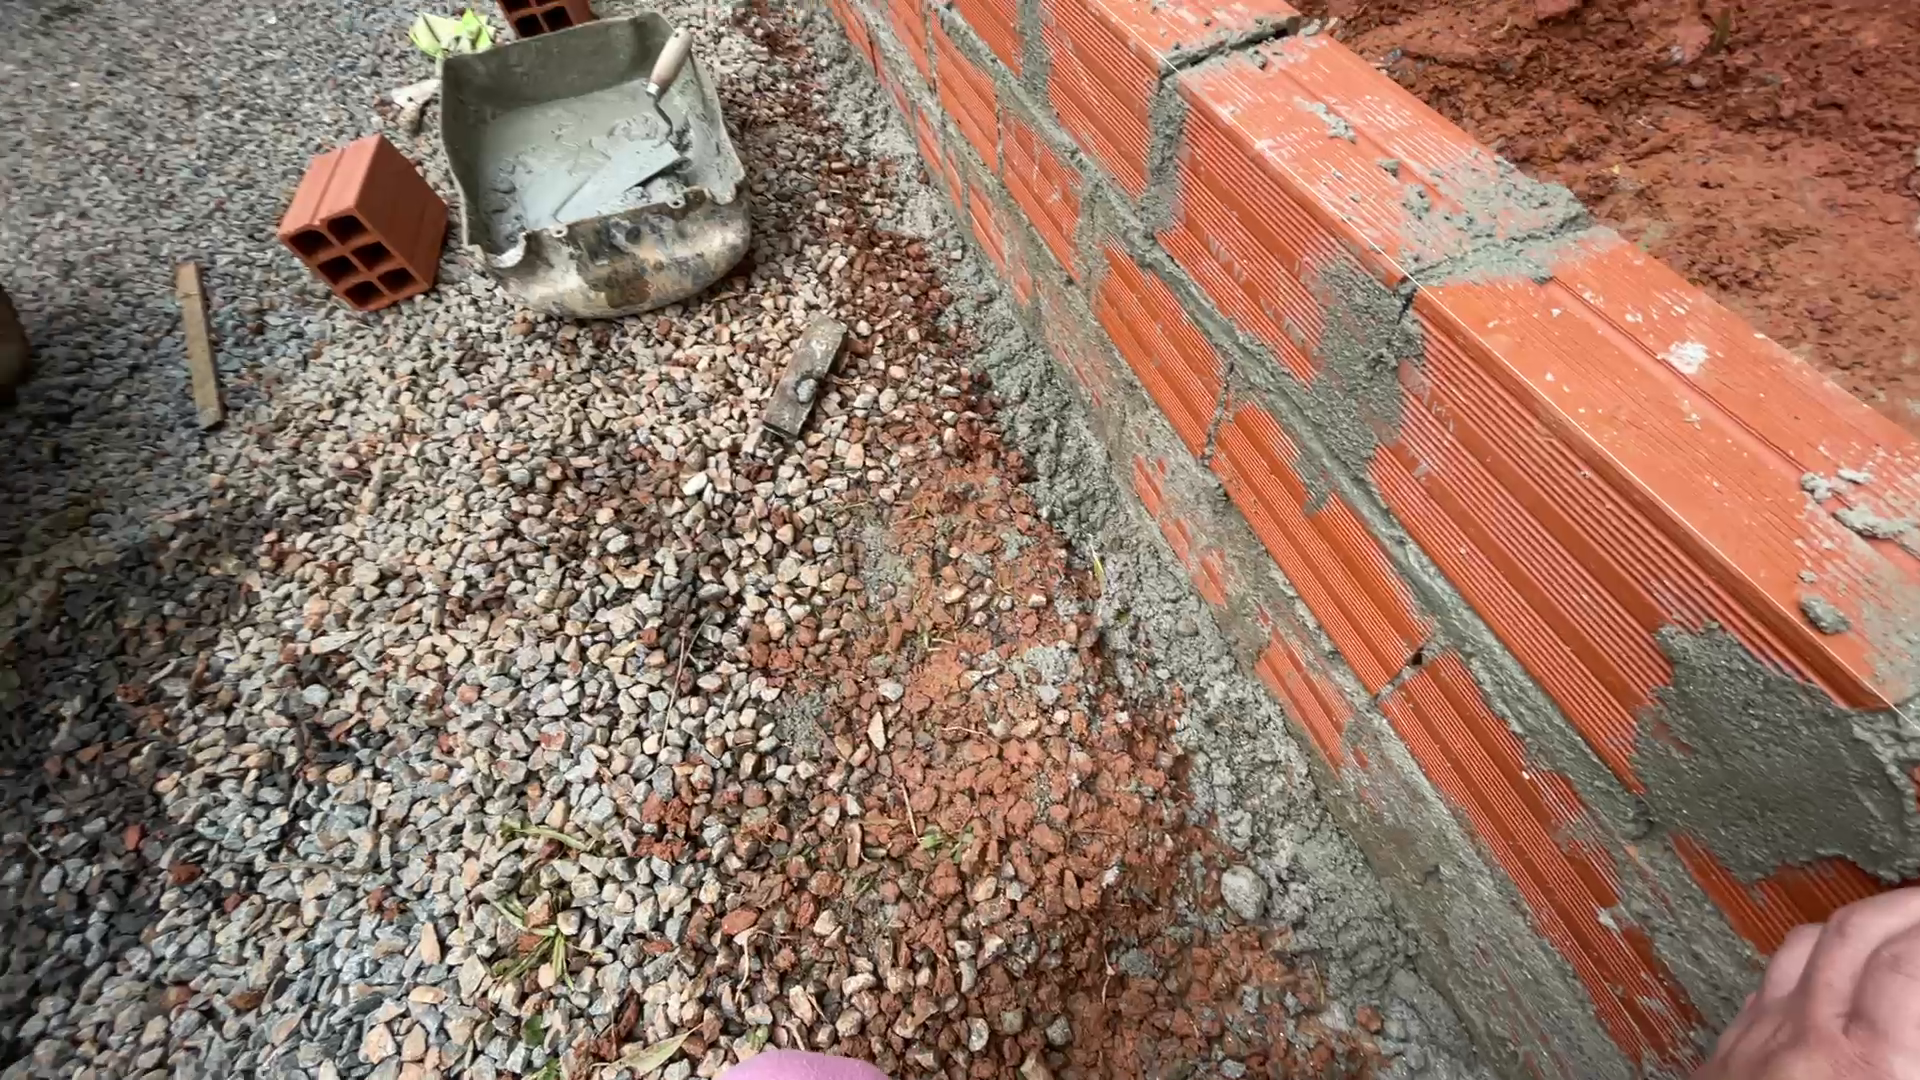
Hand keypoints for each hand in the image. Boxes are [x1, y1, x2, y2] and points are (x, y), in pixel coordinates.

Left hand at [1697, 887, 1919, 1079]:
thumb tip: (1908, 1015)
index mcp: (1871, 1066)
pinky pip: (1772, 975)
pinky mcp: (1738, 1038)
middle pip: (1850, 937)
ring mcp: (1763, 1030)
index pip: (1905, 967)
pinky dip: (1810, 953)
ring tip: (1896, 918)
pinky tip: (1831, 957)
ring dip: (1855, 922)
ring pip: (1805, 945)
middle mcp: (1808, 1034)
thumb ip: (1910, 1048)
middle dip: (1901, 906)